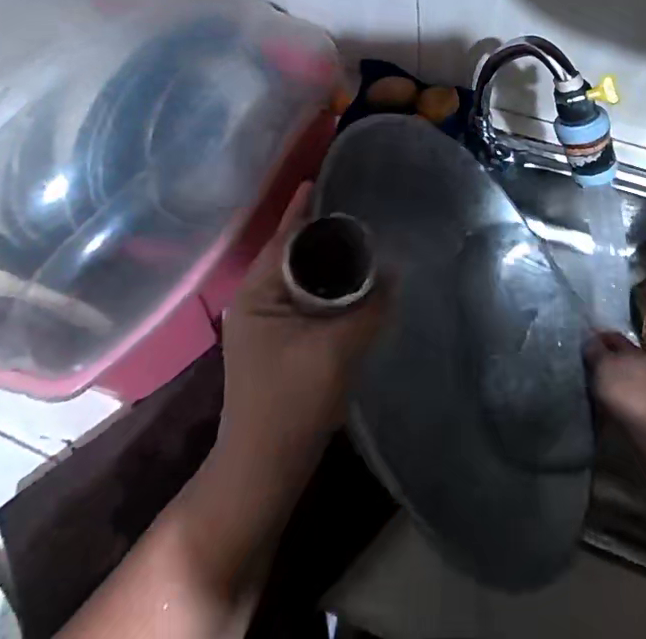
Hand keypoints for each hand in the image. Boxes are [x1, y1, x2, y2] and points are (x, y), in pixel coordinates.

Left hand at [216, 182, 387, 466]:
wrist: (263, 467)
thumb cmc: (292, 403)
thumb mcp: (336, 350)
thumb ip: (368, 308)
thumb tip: (393, 273)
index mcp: (256, 292)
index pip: (285, 237)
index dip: (304, 209)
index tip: (321, 178)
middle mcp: (252, 301)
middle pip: (291, 257)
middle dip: (321, 236)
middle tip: (358, 214)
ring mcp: (261, 326)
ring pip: (297, 282)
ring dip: (324, 267)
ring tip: (360, 246)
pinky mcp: (274, 346)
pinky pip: (301, 305)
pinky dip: (324, 293)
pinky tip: (349, 292)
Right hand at [585, 332, 645, 434]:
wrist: (645, 426)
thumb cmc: (621, 389)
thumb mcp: (601, 363)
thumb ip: (594, 347)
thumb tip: (588, 336)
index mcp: (633, 349)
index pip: (611, 335)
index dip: (595, 336)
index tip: (580, 342)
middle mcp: (642, 361)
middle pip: (617, 351)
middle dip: (601, 353)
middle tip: (584, 359)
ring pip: (621, 367)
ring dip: (607, 369)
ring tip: (591, 375)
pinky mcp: (644, 397)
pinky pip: (624, 382)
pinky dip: (613, 383)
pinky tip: (604, 389)